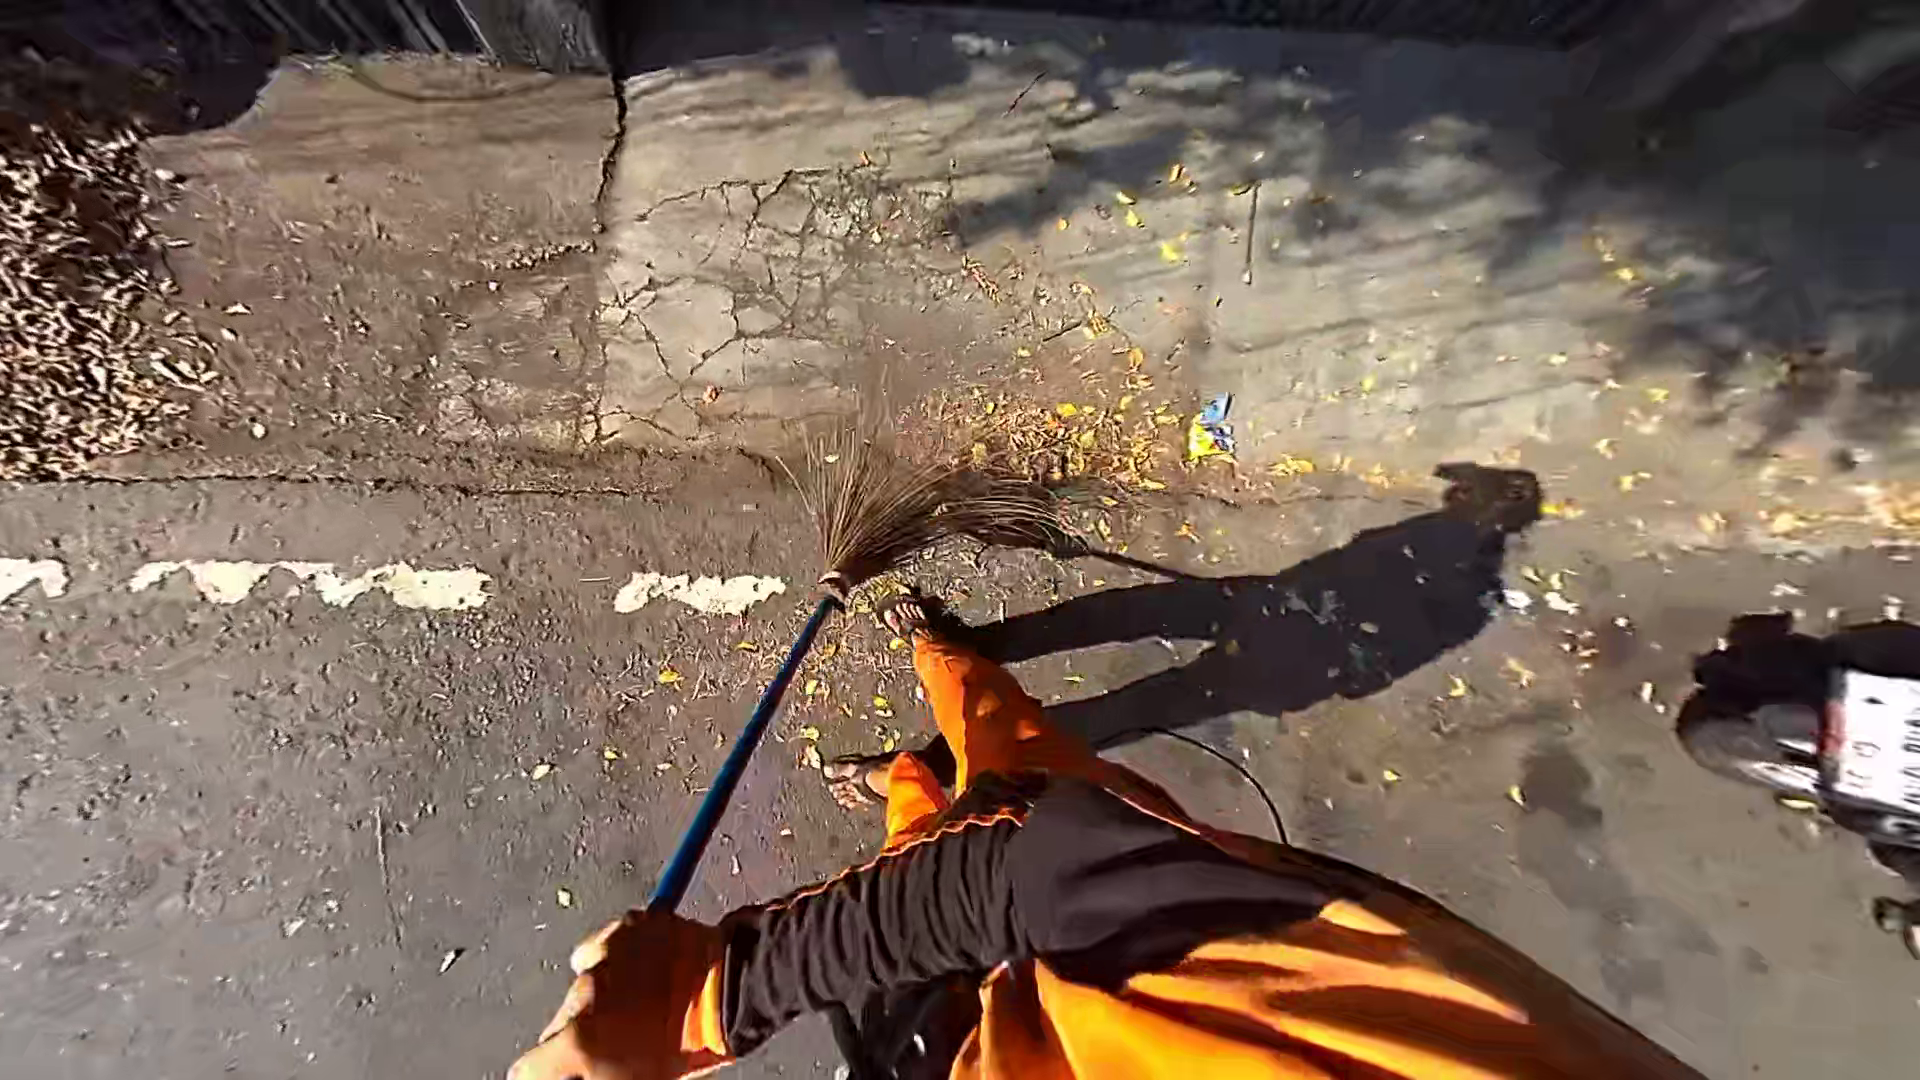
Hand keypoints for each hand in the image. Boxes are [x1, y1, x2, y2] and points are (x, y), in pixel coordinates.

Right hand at [508, 909, 728, 1079]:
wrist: (727, 988)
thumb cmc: (681, 1047)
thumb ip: (588, 1075)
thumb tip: (577, 1073)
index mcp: (574, 1040)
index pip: (527, 1069)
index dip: (548, 1074)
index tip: (567, 1073)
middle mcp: (582, 992)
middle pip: (562, 1020)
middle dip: (580, 1030)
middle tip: (616, 1033)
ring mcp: (607, 953)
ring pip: (584, 979)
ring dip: (600, 990)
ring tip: (635, 996)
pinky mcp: (628, 923)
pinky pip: (603, 943)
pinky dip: (613, 953)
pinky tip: (637, 964)